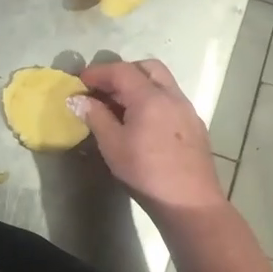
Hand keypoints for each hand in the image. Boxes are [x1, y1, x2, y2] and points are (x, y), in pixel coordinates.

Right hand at [70, 58, 224, 217]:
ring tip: (119, 106)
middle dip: (121, 72)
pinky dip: (151, 99)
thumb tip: (78, 99)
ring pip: (161, 83)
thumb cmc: (146, 173)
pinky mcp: (194, 125)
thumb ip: (95, 117)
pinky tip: (140, 122)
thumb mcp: (112, 145)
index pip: (120, 70)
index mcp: (150, 98)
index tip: (79, 82)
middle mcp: (172, 97)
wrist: (190, 203)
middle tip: (102, 89)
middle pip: (146, 67)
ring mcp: (187, 110)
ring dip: (138, 85)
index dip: (97, 72)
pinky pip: (170, 99)